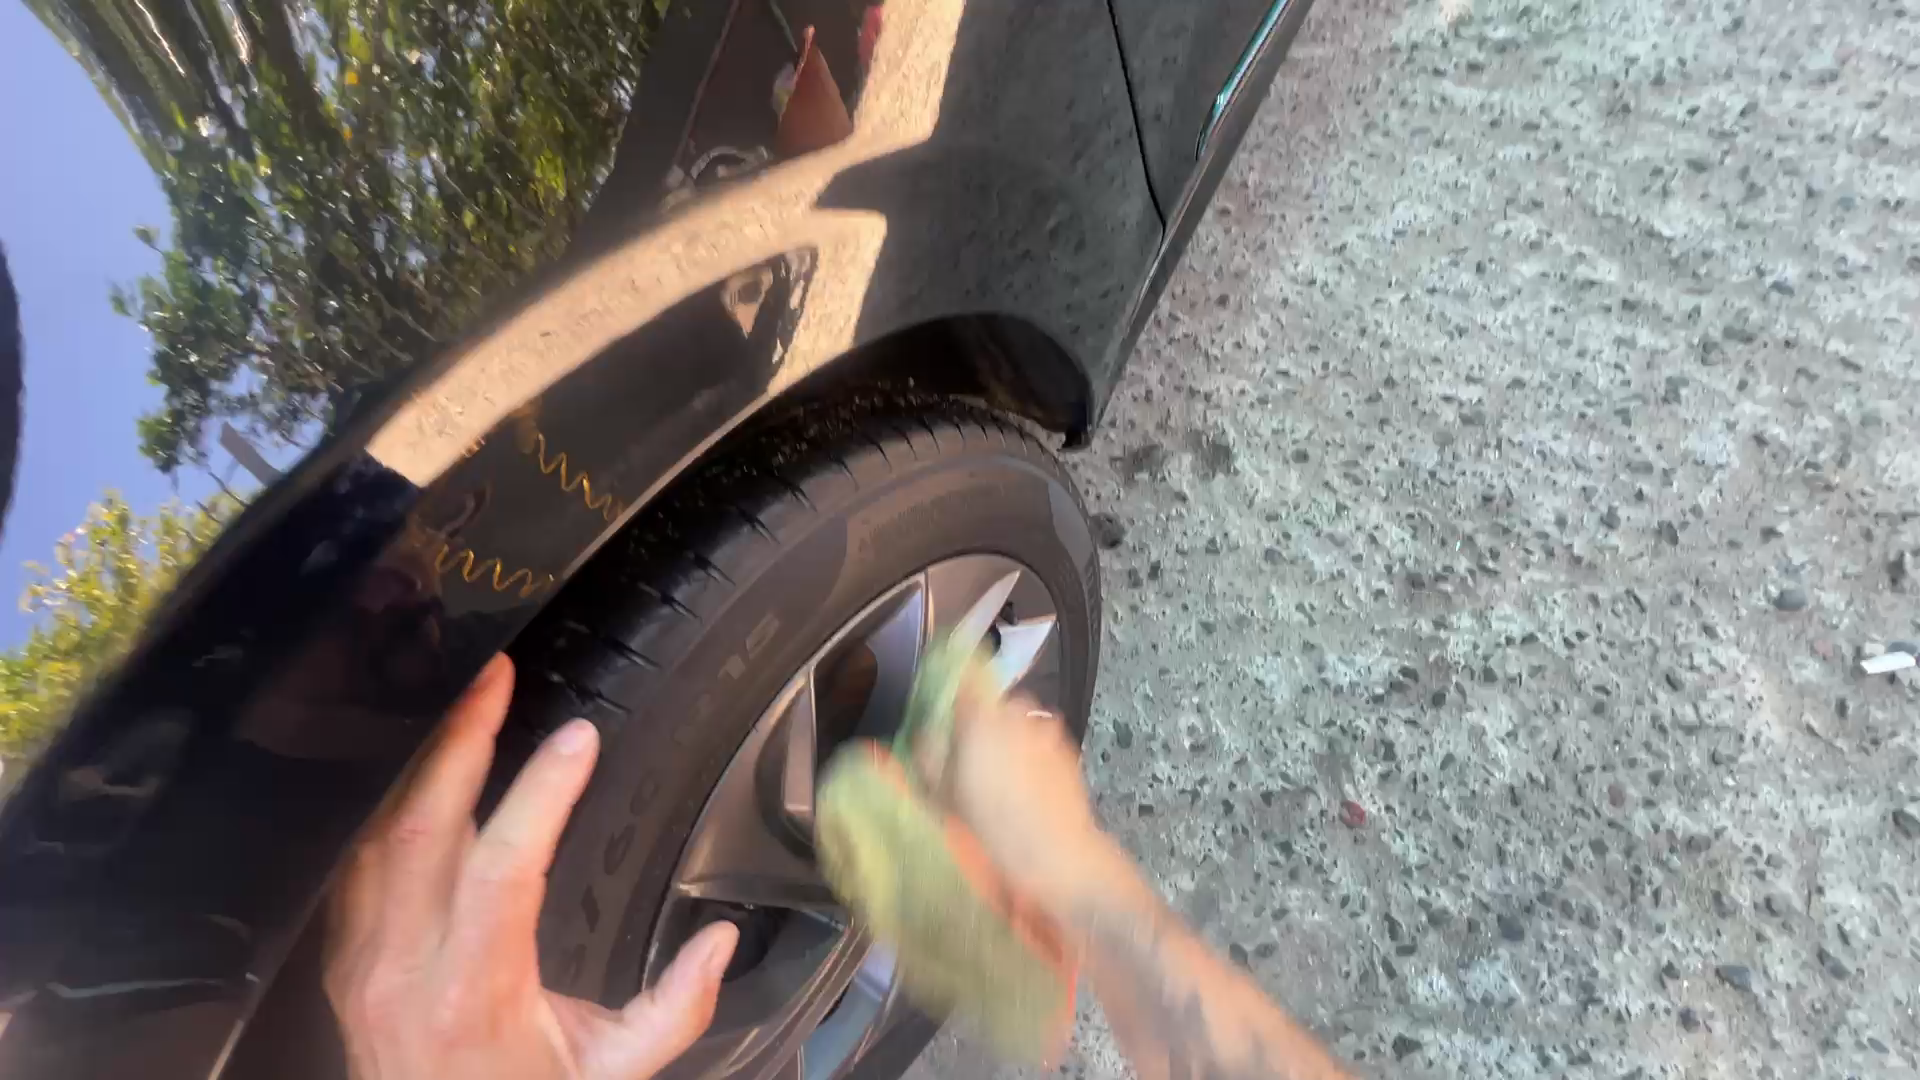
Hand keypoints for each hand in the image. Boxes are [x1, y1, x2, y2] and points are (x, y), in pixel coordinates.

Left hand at [326, 655, 738, 1079]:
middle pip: (421, 830)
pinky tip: (428, 763)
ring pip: (381, 833)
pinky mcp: (348, 956)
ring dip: (426, 757)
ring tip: (469, 699)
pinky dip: (394, 796)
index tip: (581, 737)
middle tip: (495, 677)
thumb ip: (675, 1010)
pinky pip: (361, 858)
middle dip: (462, 739)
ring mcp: (363, 961)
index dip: (541, 795)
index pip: (505, 872)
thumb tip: (721, 937)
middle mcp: (405, 969)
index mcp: (475, 992)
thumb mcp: (614, 1074)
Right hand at [941, 683, 1126, 918]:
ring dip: (1010, 736)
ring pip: (1020, 721)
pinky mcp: (1068, 747)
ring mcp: (1046, 728)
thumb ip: (927, 753)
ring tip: (1004, 776)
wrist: (1056, 854)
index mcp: (979, 715)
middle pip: (993, 702)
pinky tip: (1029, 786)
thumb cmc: (989, 826)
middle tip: (973, 757)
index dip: (955, 683)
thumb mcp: (940, 795)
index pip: (965, 675)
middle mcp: (1016, 710)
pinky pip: (1041, 739)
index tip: (947, 700)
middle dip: (983, 721)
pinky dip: (1033, 752)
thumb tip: (924, 731)